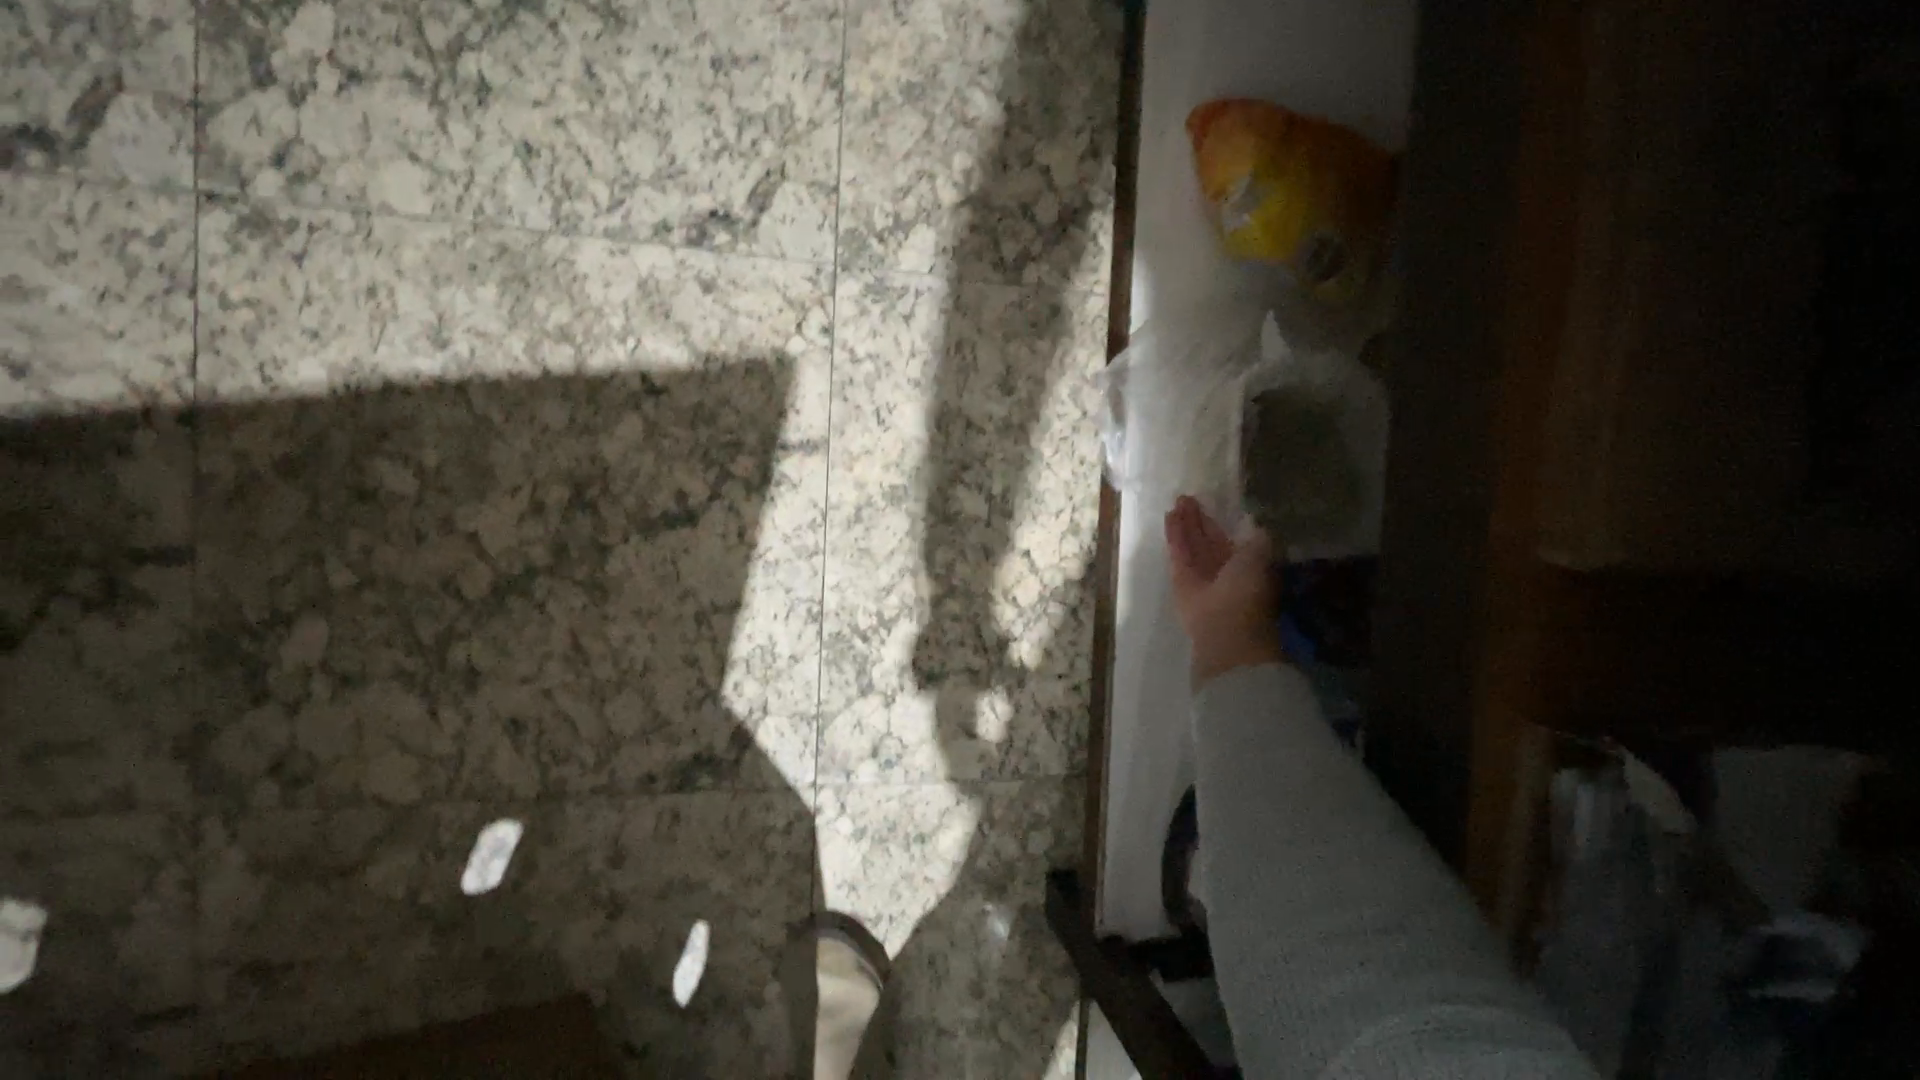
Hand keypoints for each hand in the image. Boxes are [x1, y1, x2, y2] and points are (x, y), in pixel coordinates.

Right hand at [1164, 495, 1282, 687]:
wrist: (1225, 630)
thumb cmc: (1248, 592)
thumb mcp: (1261, 558)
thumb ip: (1257, 540)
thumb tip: (1254, 524)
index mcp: (1246, 567)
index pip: (1228, 540)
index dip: (1218, 523)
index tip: (1209, 504)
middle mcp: (1222, 571)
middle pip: (1206, 541)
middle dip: (1198, 521)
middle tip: (1186, 498)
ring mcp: (1200, 577)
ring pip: (1191, 545)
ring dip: (1184, 524)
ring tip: (1176, 501)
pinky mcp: (1181, 582)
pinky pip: (1178, 553)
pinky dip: (1174, 535)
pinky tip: (1169, 517)